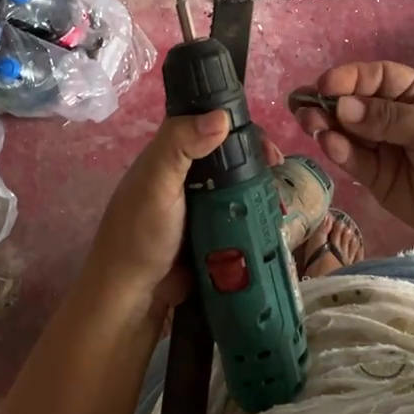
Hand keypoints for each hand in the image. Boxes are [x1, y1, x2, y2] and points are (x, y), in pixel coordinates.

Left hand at [82, 112, 281, 316]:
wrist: (134, 297)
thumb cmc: (139, 233)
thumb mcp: (155, 181)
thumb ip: (180, 144)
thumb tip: (222, 116)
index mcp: (170, 152)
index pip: (207, 122)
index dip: (237, 122)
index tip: (262, 138)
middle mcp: (188, 172)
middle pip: (230, 152)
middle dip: (256, 154)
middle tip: (277, 164)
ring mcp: (203, 202)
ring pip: (239, 181)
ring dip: (261, 181)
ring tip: (279, 191)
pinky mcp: (215, 228)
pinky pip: (241, 210)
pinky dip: (257, 208)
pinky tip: (273, 212)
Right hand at [293, 62, 413, 243]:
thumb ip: (387, 118)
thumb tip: (342, 106)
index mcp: (412, 93)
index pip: (374, 78)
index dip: (348, 78)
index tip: (325, 85)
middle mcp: (391, 116)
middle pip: (352, 102)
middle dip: (327, 101)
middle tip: (304, 106)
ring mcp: (381, 146)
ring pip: (344, 130)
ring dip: (324, 125)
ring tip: (311, 124)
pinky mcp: (375, 176)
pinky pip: (352, 158)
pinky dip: (338, 150)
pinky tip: (330, 144)